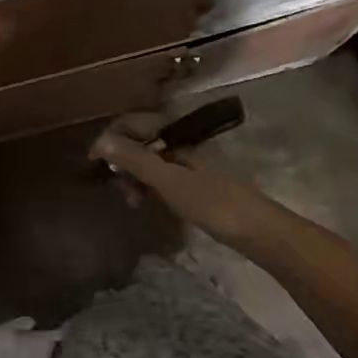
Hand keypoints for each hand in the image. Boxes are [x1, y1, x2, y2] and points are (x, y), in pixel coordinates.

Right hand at [90, 113, 254, 242]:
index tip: (94, 161)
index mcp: (177, 134)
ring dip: (134, 177)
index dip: (111, 138)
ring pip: (149, 160)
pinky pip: (161, 174)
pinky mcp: (194, 181)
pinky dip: (148, 186)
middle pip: (139, 141)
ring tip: (134, 202)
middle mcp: (182, 142)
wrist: (262, 234)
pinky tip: (147, 201)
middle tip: (120, 189)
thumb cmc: (215, 204)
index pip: (133, 123)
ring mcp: (189, 162)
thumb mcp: (169, 181)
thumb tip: (100, 139)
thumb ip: (134, 159)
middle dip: (122, 161)